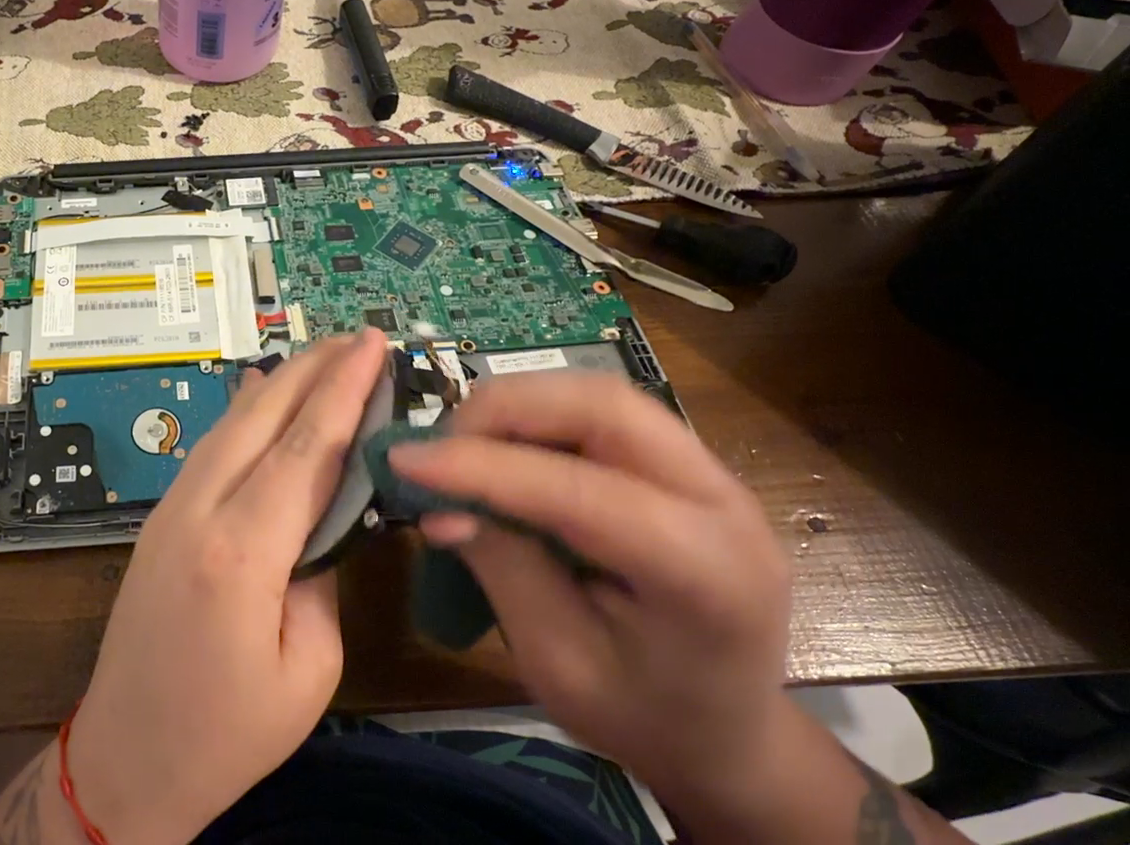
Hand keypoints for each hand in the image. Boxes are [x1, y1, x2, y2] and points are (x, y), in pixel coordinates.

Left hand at [66, 330, 387, 843]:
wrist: (126, 757)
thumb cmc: (227, 734)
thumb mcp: (308, 668)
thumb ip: (320, 575)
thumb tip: (321, 517)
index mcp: (240, 551)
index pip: (305, 448)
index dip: (343, 389)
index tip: (372, 343)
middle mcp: (196, 513)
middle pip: (259, 417)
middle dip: (311, 368)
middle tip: (357, 336)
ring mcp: (168, 513)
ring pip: (228, 426)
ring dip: (277, 385)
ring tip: (321, 357)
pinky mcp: (157, 523)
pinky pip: (208, 451)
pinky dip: (243, 415)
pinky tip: (262, 400)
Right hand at [385, 373, 793, 806]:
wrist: (726, 732)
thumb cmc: (641, 716)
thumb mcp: (559, 664)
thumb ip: (505, 572)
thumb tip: (439, 507)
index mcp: (706, 574)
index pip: (582, 491)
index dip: (483, 467)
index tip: (403, 461)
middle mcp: (723, 501)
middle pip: (604, 407)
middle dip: (505, 411)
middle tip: (437, 448)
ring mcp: (712, 474)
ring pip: (601, 397)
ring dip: (519, 408)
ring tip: (461, 449)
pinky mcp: (685, 464)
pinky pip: (602, 414)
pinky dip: (538, 419)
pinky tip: (501, 452)